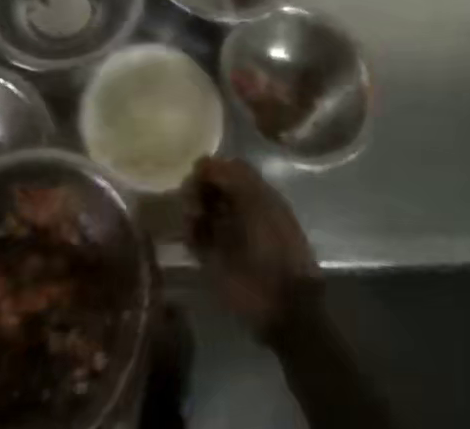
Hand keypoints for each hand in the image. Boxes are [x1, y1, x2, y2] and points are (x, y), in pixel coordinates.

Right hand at [182, 157, 316, 336]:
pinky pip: (191, 233)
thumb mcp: (258, 204)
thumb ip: (233, 177)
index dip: (212, 169)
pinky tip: (192, 234)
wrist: (281, 306)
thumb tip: (203, 163)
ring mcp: (223, 234)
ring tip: (194, 219)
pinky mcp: (210, 257)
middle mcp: (238, 210)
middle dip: (197, 187)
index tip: (199, 174)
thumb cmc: (275, 250)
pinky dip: (188, 229)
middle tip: (195, 201)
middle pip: (208, 185)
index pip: (226, 169)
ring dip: (191, 207)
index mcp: (255, 196)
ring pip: (196, 206)